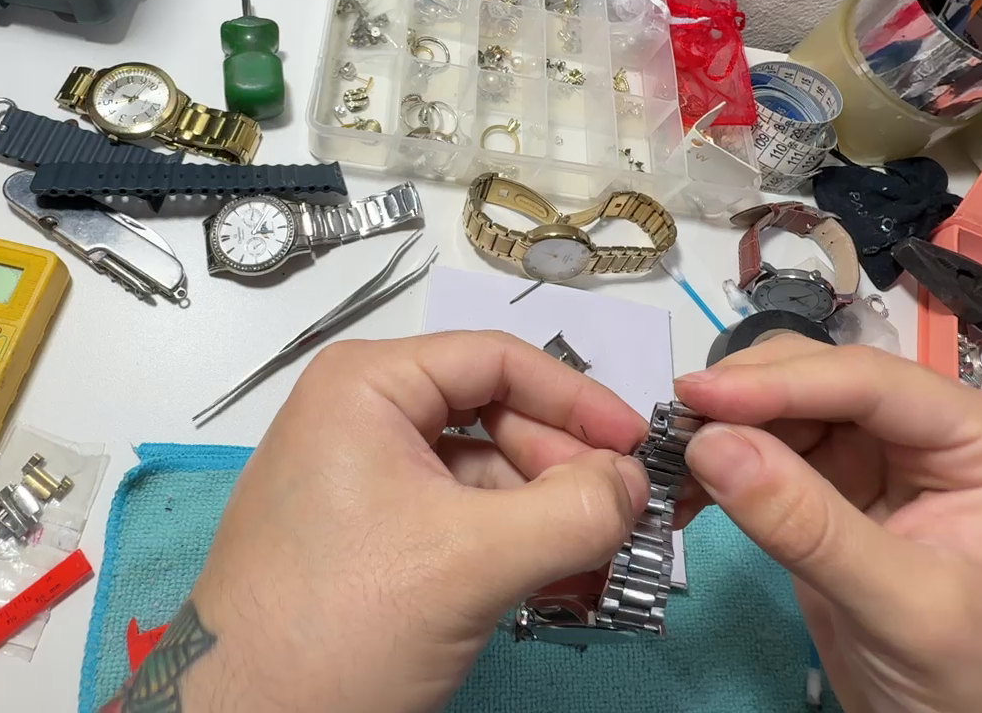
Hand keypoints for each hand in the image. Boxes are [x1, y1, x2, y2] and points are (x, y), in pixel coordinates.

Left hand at [110, 331, 650, 712]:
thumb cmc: (343, 620)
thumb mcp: (470, 561)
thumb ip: (573, 512)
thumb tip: (637, 481)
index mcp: (370, 381)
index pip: (495, 360)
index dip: (575, 398)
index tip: (637, 445)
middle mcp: (366, 410)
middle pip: (495, 417)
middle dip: (564, 471)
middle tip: (628, 522)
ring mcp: (369, 470)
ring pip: (485, 471)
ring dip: (548, 516)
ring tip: (606, 564)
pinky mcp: (377, 526)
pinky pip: (462, 514)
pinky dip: (515, 543)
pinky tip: (564, 581)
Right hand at [675, 337, 981, 712]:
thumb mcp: (906, 610)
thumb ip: (807, 525)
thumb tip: (708, 444)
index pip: (868, 382)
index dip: (776, 381)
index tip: (695, 393)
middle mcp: (929, 425)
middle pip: (817, 378)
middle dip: (743, 398)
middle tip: (673, 427)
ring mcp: (879, 451)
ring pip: (781, 406)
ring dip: (724, 426)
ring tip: (672, 458)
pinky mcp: (836, 481)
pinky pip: (767, 447)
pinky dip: (724, 460)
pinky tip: (689, 483)